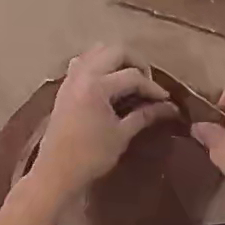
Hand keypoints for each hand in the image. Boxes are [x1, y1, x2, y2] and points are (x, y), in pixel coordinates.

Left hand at [25, 44, 178, 199]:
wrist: (56, 173)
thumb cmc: (90, 157)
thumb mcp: (121, 135)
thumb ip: (144, 116)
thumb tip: (169, 108)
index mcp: (96, 86)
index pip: (133, 76)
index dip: (153, 87)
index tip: (165, 100)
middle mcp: (81, 75)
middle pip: (115, 51)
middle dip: (136, 62)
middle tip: (147, 82)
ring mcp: (69, 80)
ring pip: (96, 52)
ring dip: (115, 59)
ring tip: (128, 79)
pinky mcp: (63, 89)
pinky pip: (82, 64)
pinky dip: (98, 66)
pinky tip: (107, 84)